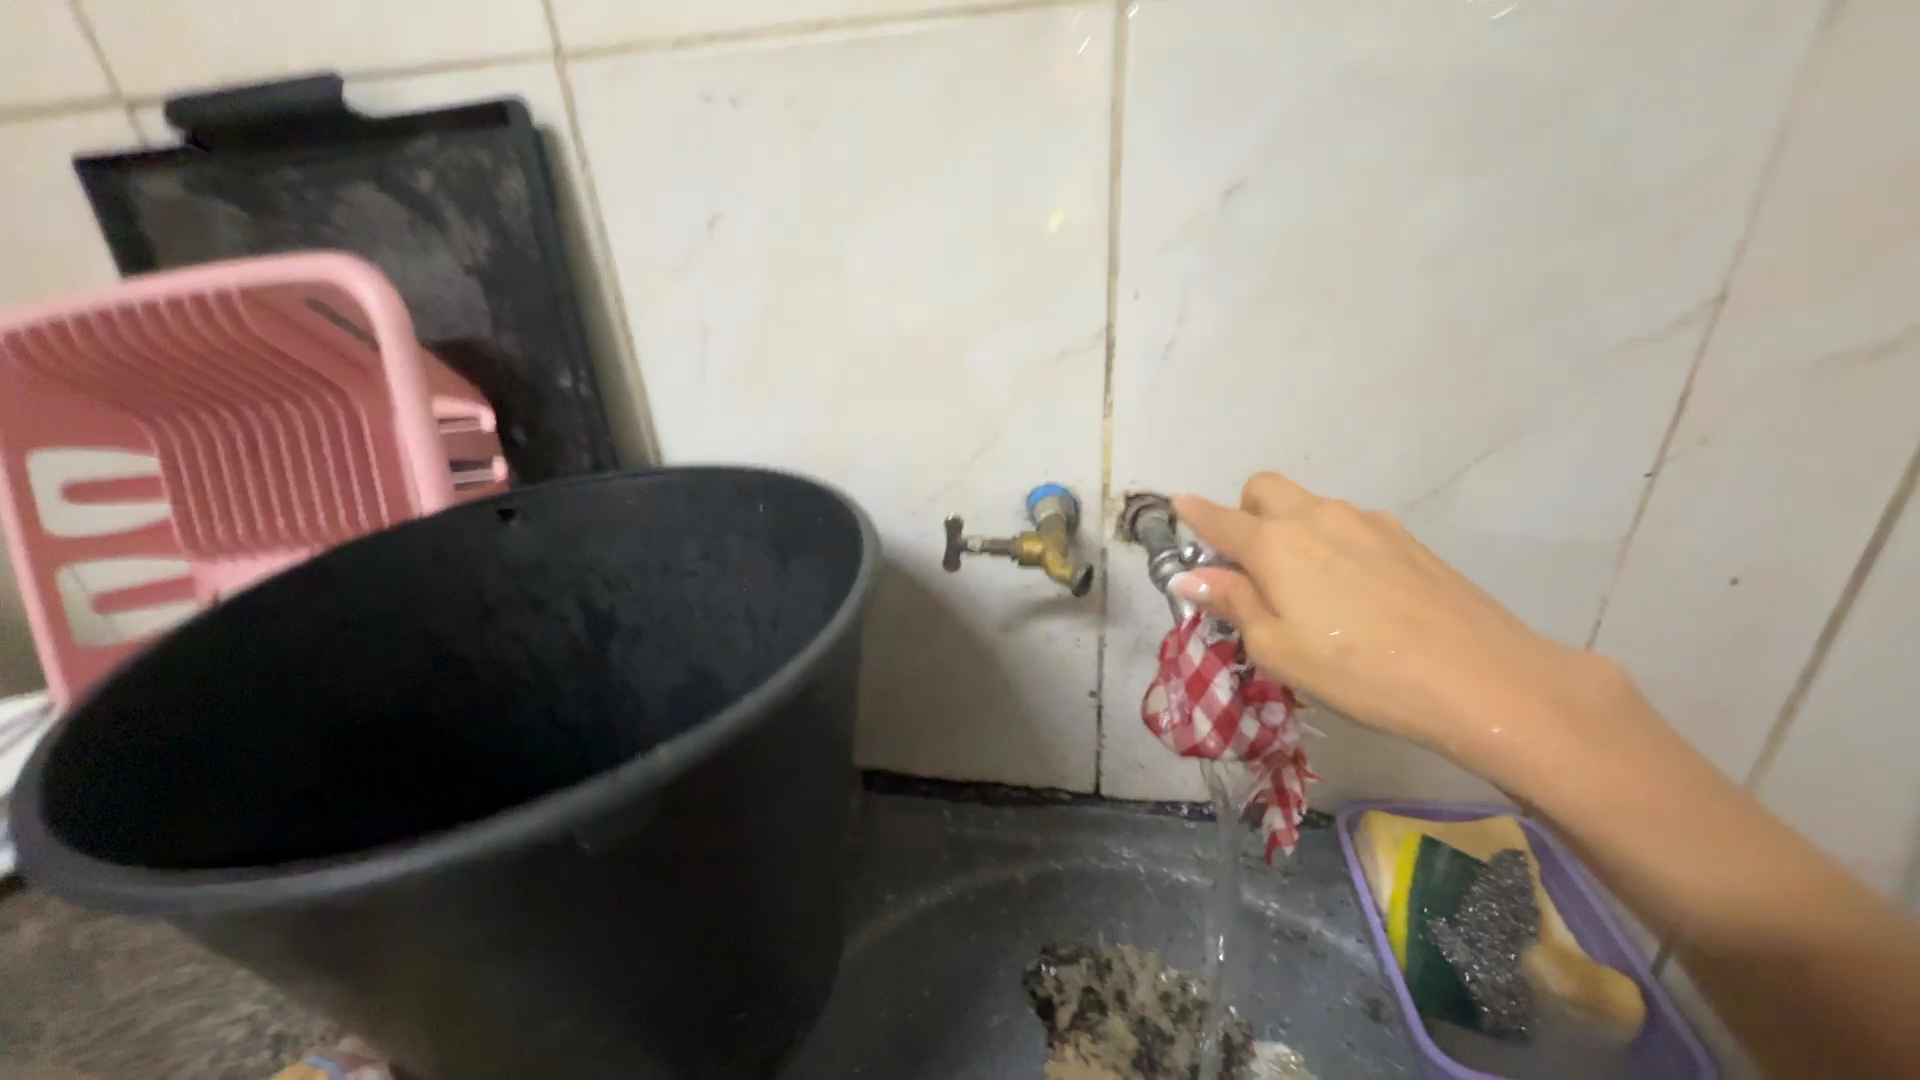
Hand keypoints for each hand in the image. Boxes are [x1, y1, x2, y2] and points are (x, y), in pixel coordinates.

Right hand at [1170, 473, 1607, 765]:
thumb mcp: (1277, 648)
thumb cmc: (1356, 670)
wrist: (1477, 677)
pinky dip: (1334, 545)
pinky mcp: (1406, 538)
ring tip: (1309, 589)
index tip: (1176, 503)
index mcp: (1275, 544)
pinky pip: (1350, 527)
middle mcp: (1317, 518)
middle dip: (1246, 513)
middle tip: (1251, 566)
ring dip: (1293, 531)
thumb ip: (1232, 603)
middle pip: (1265, 490)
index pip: (1219, 518)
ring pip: (1311, 507)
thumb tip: (1190, 577)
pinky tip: (1357, 594)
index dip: (1193, 513)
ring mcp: (1367, 523)